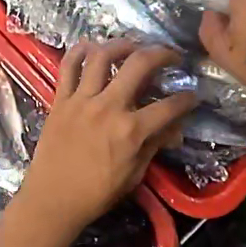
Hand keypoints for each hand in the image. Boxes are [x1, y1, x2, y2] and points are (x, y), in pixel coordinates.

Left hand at [16, 41, 195, 229]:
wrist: (52, 201)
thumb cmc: (97, 193)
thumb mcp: (134, 173)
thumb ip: (154, 146)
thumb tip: (175, 130)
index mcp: (130, 131)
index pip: (169, 106)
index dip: (187, 99)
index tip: (193, 95)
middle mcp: (108, 107)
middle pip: (139, 64)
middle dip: (162, 54)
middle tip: (172, 55)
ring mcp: (82, 100)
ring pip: (102, 56)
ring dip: (122, 45)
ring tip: (134, 46)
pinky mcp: (60, 100)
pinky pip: (68, 67)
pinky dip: (79, 51)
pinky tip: (92, 46)